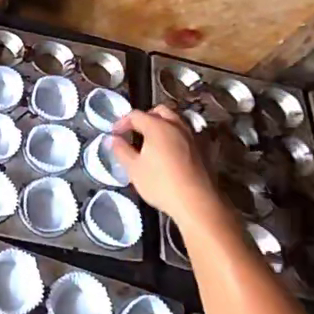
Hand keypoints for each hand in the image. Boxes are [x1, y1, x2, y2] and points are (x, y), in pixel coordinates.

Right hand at [112, 106, 219, 222]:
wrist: (196, 202)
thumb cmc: (160, 184)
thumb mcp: (134, 169)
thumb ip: (121, 150)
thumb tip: (112, 139)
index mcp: (157, 126)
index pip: (136, 115)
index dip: (122, 122)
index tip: (114, 134)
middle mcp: (176, 126)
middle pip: (159, 111)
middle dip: (144, 118)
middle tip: (134, 132)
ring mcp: (191, 136)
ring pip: (175, 121)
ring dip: (161, 125)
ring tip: (150, 141)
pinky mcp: (201, 148)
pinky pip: (184, 133)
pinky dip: (173, 135)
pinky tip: (168, 151)